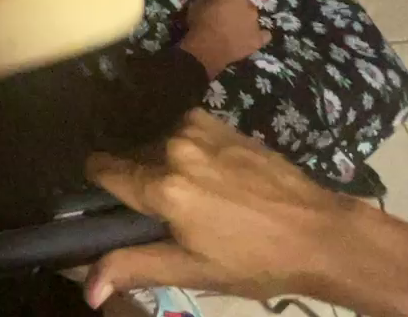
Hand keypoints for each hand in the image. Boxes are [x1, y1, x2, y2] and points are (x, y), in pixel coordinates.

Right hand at [82, 111, 361, 306]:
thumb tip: (86, 288)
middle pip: (129, 157)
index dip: (101, 185)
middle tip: (168, 211)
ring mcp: (192, 128)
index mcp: (163, 188)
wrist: (320, 232)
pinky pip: (178, 131)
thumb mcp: (194, 271)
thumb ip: (135, 267)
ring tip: (197, 193)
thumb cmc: (256, 261)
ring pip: (154, 144)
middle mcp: (171, 148)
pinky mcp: (211, 119)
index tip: (115, 202)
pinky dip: (185, 149)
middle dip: (139, 179)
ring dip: (163, 164)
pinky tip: (213, 173)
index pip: (101, 168)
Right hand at [179, 0, 268, 77]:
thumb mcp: (199, 2)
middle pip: (249, 5)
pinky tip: (250, 36)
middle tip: (229, 14)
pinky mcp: (258, 41)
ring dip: (248, 21)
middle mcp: (250, 8)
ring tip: (237, 28)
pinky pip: (264, 35)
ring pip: (255, 20)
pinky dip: (259, 34)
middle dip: (241, 8)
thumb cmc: (200, 22)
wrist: (205, 48)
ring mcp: (256, 25)